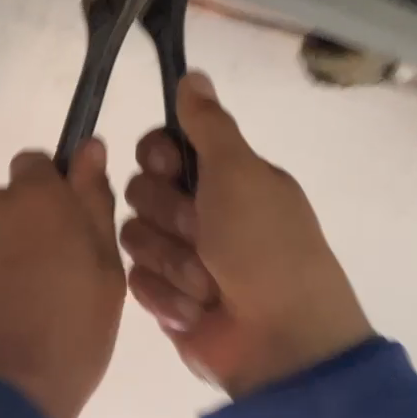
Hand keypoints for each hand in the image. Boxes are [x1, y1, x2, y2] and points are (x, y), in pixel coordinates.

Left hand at [0, 143, 125, 417]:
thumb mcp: (105, 266)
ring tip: (30, 298)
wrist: (2, 391)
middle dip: (32, 218)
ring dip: (8, 245)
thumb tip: (89, 147)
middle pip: (13, 197)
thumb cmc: (72, 328)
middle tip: (59, 269)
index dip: (56, 188)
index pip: (38, 163)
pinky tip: (2, 310)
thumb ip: (93, 199)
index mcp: (34, 195)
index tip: (72, 225)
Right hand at [121, 73, 373, 398]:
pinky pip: (135, 281)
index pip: (157, 149)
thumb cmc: (266, 248)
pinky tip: (196, 310)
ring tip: (207, 285)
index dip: (157, 159)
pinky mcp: (166, 297)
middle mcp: (198, 213)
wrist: (282, 344)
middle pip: (139, 191)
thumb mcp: (241, 174)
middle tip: (204, 236)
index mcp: (221, 179)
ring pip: (133, 237)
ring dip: (171, 261)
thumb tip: (193, 73)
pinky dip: (167, 296)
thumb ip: (209, 124)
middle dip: (169, 217)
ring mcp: (181, 257)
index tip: (173, 172)